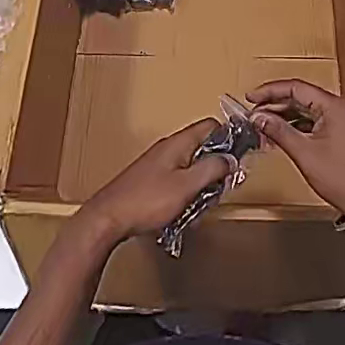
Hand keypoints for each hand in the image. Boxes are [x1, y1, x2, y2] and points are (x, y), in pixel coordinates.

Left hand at [76, 118, 231, 246]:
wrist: (106, 219)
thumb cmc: (145, 201)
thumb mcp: (187, 186)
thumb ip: (212, 169)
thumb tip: (230, 159)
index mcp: (178, 143)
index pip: (211, 125)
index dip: (228, 138)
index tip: (237, 158)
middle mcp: (168, 148)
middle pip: (202, 146)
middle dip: (215, 166)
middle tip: (220, 187)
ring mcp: (158, 163)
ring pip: (191, 164)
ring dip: (201, 181)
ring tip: (201, 202)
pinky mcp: (150, 179)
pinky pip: (178, 177)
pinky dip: (186, 190)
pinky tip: (184, 208)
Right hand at [247, 79, 344, 216]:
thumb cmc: (342, 178)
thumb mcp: (305, 153)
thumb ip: (279, 131)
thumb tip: (259, 117)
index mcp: (334, 106)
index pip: (296, 87)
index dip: (270, 90)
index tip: (251, 96)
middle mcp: (339, 107)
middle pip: (301, 96)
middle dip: (275, 104)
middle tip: (253, 113)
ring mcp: (342, 119)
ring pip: (307, 109)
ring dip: (285, 116)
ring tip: (263, 125)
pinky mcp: (341, 131)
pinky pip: (315, 120)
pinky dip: (297, 126)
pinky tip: (281, 134)